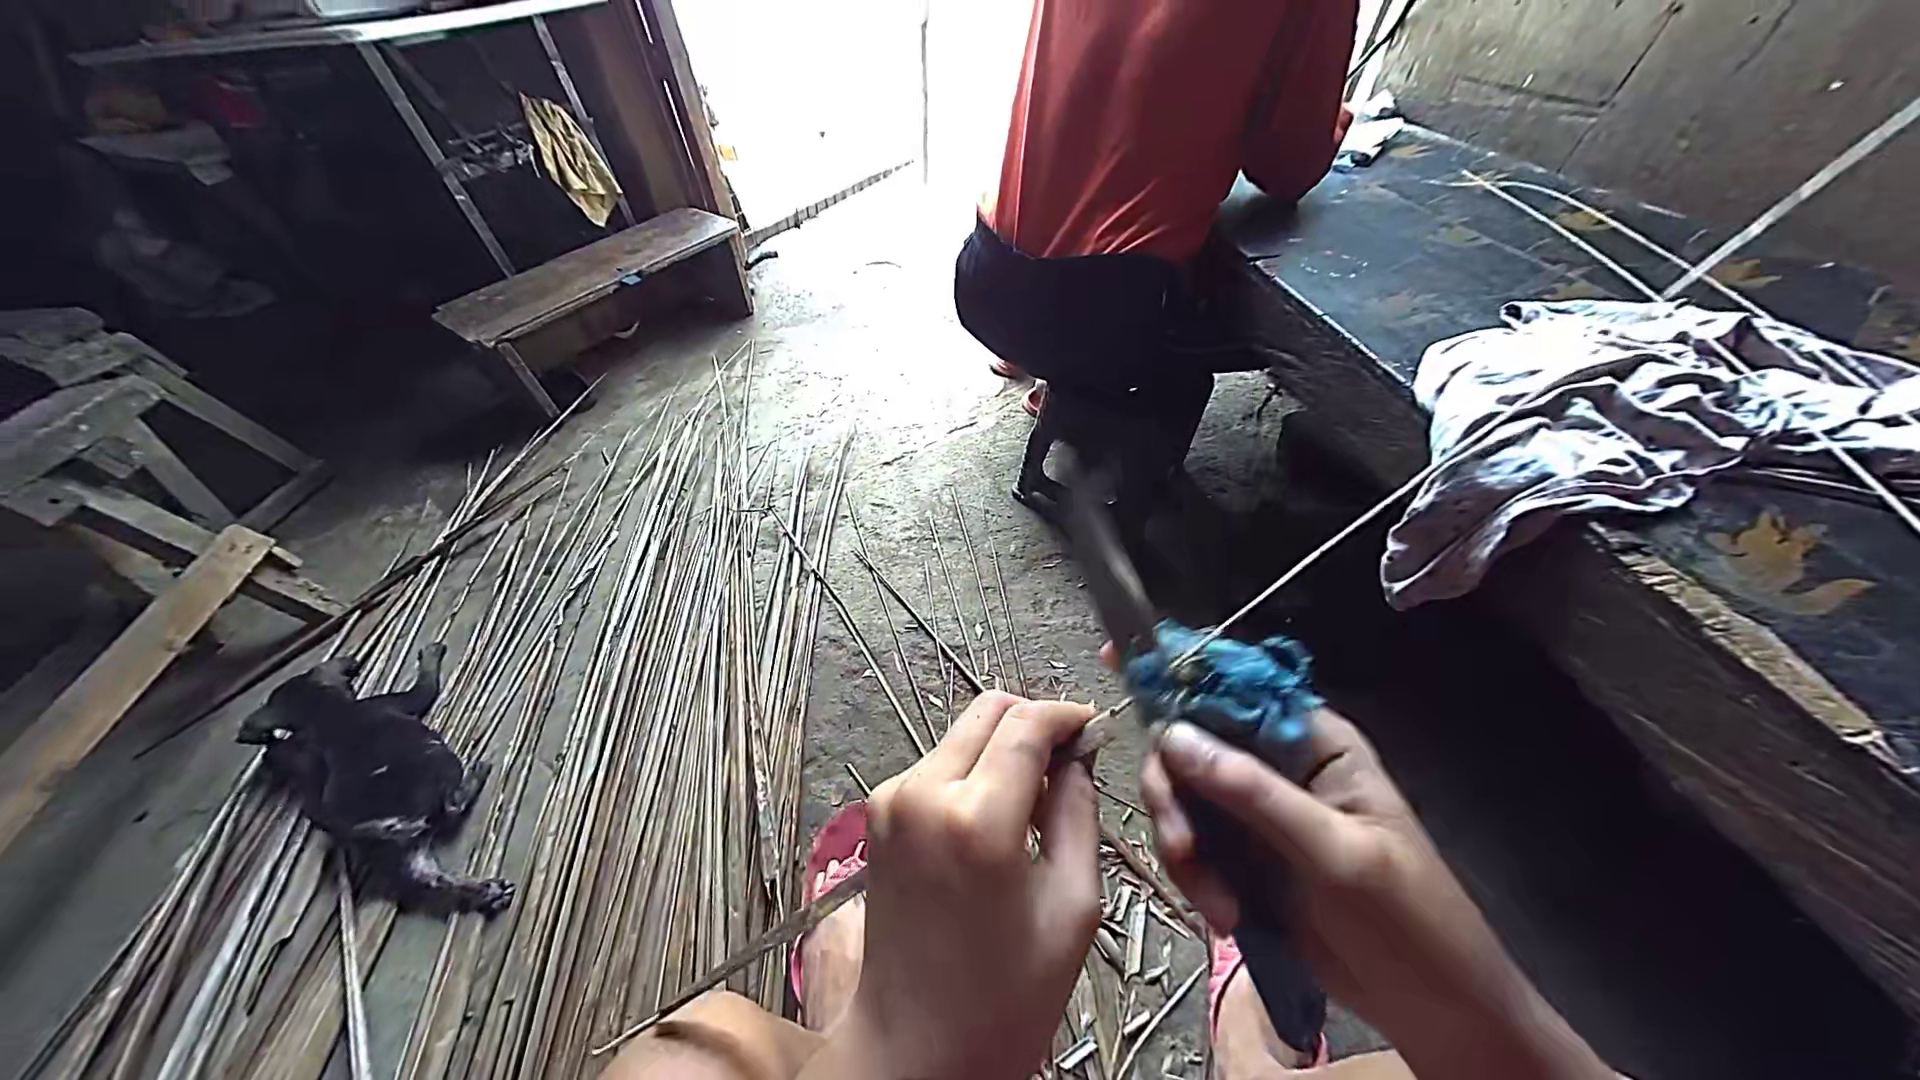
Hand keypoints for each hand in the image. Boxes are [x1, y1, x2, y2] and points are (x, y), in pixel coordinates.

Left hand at [814, 692, 1100, 1079]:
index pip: (1026, 725)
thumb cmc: (1006, 996)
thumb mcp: (1072, 904)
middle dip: (1034, 721)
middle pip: (989, 710)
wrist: (913, 1047)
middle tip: (1068, 758)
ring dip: (1004, 745)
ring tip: (1034, 799)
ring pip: (964, 731)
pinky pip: (940, 761)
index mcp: (976, 819)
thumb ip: (1078, 810)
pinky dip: (975, 768)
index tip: (1092, 724)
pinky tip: (996, 814)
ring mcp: (893, 797)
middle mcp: (924, 792)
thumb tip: (1079, 753)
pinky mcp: (880, 808)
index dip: (1065, 715)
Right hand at [1143, 715, 1612, 1079]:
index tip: (1116, 660)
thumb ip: (1251, 790)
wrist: (1432, 1012)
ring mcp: (1249, 803)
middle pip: (1188, 741)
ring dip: (1182, 843)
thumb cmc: (1408, 920)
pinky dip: (1192, 873)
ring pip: (1178, 791)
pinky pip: (1186, 837)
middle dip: (1173, 793)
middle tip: (1183, 846)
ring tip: (1216, 899)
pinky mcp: (1235, 845)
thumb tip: (1171, 733)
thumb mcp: (1334, 853)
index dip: (1176, 670)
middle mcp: (1272, 758)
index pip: (1234, 685)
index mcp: (1310, 738)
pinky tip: (1224, 912)